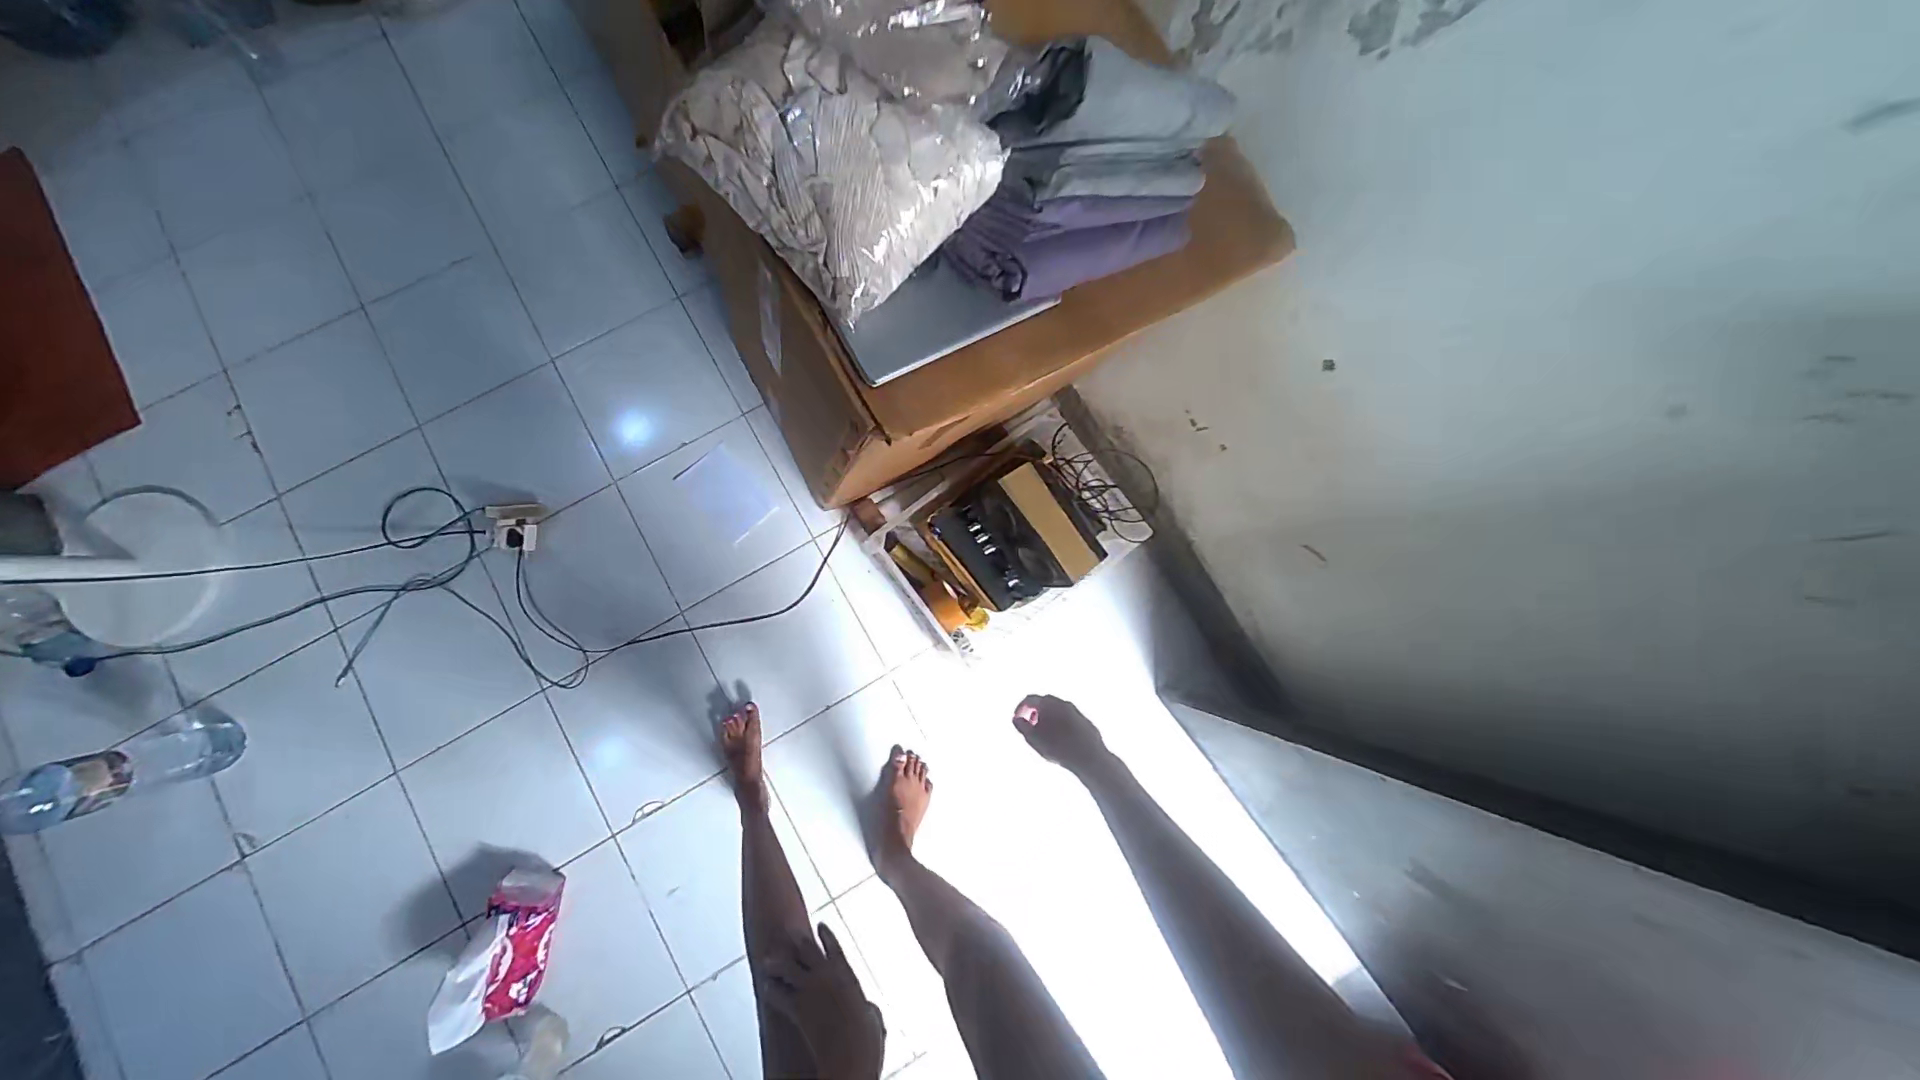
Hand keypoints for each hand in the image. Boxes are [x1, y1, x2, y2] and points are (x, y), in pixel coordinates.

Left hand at [759, 924, 884, 1078]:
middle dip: (797, 940)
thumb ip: (867, 1006)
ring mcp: (809, 989)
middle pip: (807, 948)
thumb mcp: (872, 1016)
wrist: (850, 1055)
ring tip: (769, 959)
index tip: (820, 924)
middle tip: (788, 932)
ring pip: (787, 966)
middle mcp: (826, 974)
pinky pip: (779, 994)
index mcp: (846, 971)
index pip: (833, 945)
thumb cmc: (866, 1039)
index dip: (826, 934)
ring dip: (778, 962)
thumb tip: (868, 1009)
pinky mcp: (797, 1009)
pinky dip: (773, 990)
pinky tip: (767, 986)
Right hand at [1012, 694, 1113, 774]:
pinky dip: (1061, 724)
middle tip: (1030, 725)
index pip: (1029, 699)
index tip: (1017, 719)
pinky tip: (1060, 739)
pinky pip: (1068, 719)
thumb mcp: (1034, 739)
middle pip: (1044, 702)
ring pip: (1058, 710)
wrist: (1090, 757)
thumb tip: (1016, 719)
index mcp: (1049, 703)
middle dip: (1035, 712)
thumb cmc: (1058, 748)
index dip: (1020, 708)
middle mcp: (1063, 703)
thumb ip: (1022, 727)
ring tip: (1044, 734)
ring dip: (1048, 718)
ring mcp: (1076, 712)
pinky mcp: (1085, 721)